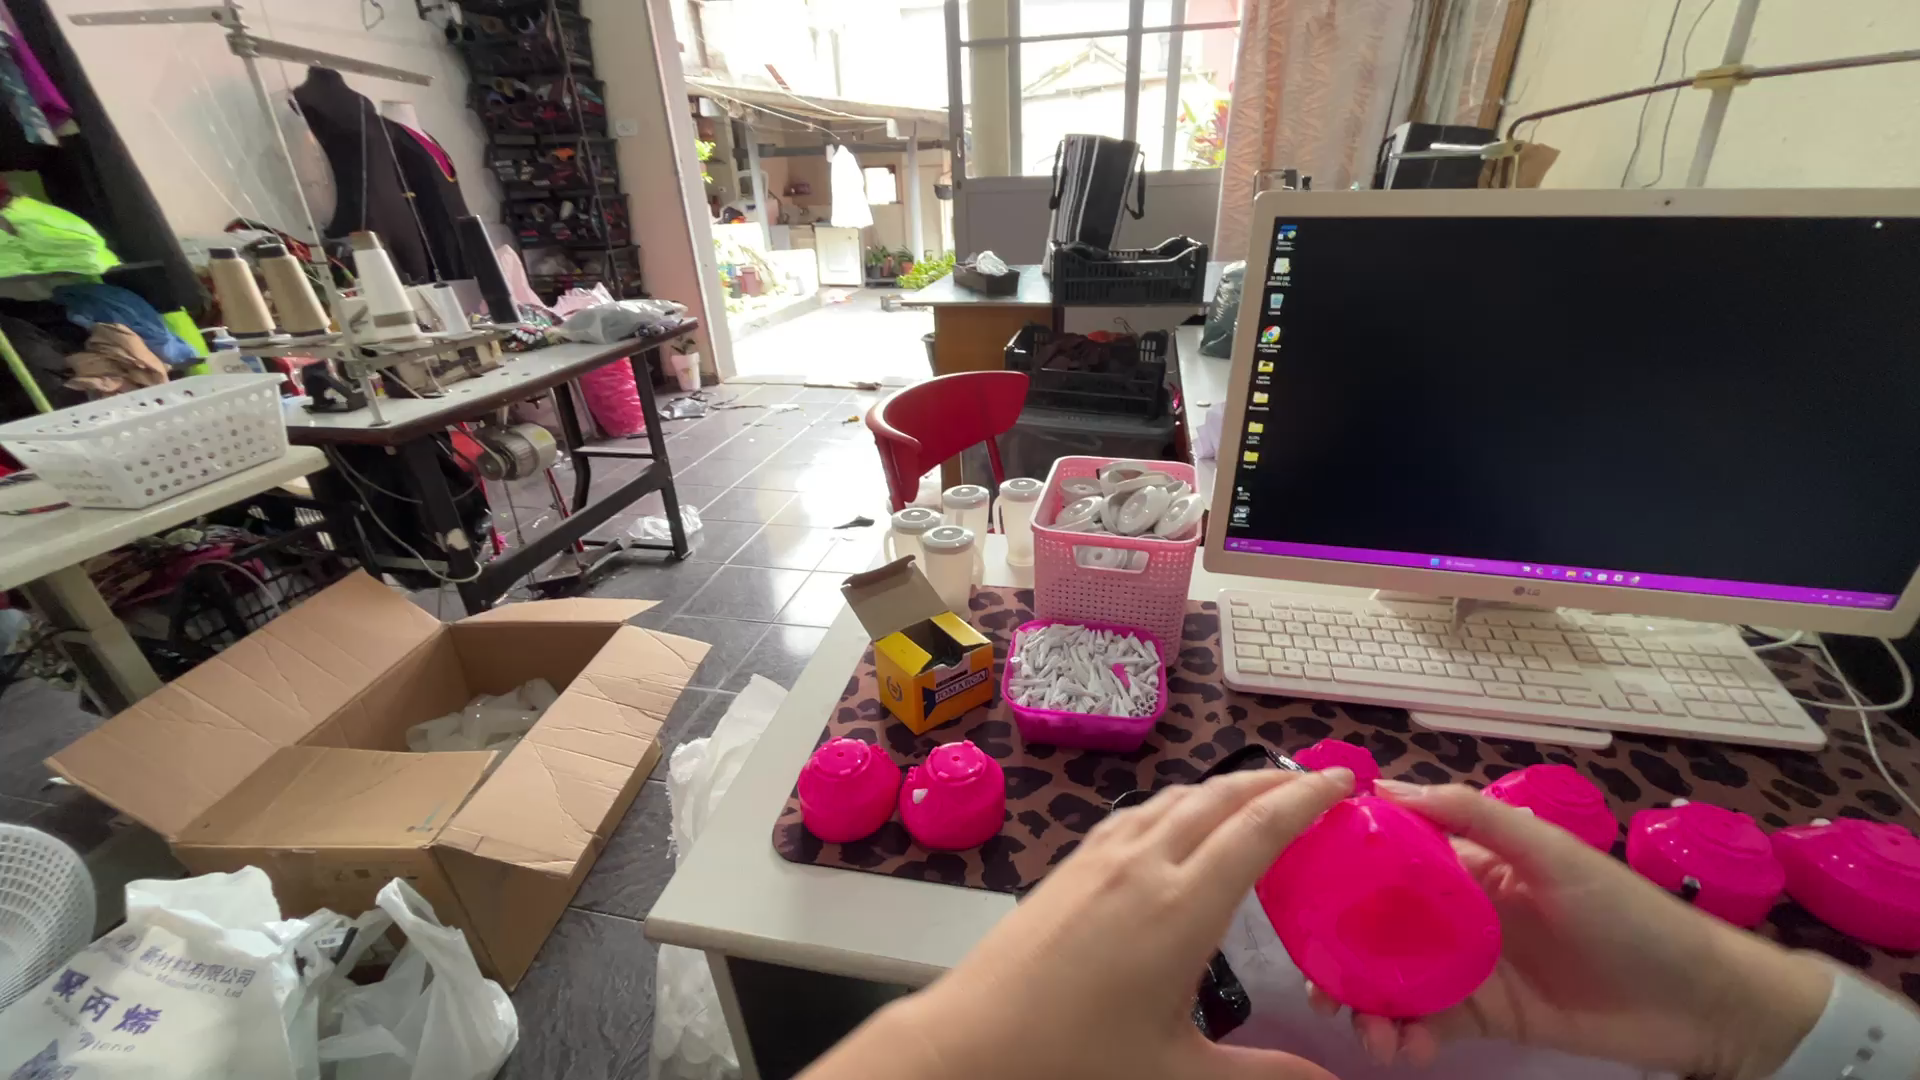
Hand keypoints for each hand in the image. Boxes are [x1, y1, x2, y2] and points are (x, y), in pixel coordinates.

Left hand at [802, 767, 1356, 1079]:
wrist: (976, 1037)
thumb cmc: (1077, 1057)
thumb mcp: (1179, 1072)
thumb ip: (1266, 1074)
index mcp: (1179, 905)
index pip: (1257, 831)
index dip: (1304, 799)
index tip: (1342, 782)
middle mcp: (1142, 861)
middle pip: (1216, 798)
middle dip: (1269, 781)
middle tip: (1313, 781)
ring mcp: (1101, 855)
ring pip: (1173, 799)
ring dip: (1220, 789)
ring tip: (1254, 796)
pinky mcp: (1073, 860)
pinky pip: (1136, 814)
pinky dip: (1174, 804)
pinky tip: (1177, 821)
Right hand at [1315, 780, 1832, 1079]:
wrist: (1706, 1004)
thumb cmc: (1622, 909)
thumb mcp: (1548, 848)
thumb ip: (1471, 814)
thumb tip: (1381, 787)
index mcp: (1453, 862)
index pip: (1377, 853)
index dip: (1333, 862)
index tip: (1292, 877)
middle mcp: (1442, 911)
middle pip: (1369, 922)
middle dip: (1334, 947)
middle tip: (1312, 975)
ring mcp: (1458, 965)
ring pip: (1387, 977)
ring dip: (1362, 1001)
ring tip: (1358, 1026)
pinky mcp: (1480, 1016)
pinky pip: (1426, 1024)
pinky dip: (1405, 1037)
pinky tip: (1401, 1048)